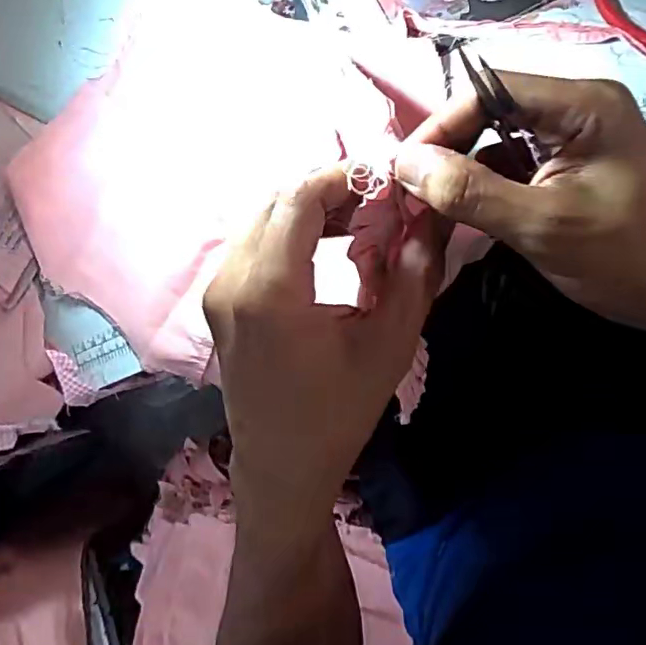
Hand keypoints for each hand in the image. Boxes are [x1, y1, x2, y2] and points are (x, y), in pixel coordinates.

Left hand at [205, 165, 447, 523]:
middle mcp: (231, 278)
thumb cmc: (339, 412)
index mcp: (269, 289)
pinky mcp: (219, 298)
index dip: (344, 176)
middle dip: (330, 188)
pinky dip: (293, 228)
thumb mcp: (390, 343)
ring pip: (264, 214)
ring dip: (312, 206)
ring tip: (360, 221)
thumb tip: (428, 214)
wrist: (281, 468)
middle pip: (278, 198)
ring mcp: (218, 288)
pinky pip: (255, 239)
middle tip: (379, 202)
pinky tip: (329, 246)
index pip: (299, 196)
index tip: (386, 182)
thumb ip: (414, 271)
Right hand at [395, 73, 645, 341]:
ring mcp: (582, 136)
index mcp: (582, 102)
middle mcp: (581, 106)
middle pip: (494, 110)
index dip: (442, 125)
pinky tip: (470, 212)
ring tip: (433, 205)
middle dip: (452, 148)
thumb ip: (469, 190)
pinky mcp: (580, 166)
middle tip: (414, 190)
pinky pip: (523, 163)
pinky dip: (493, 186)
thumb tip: (403, 161)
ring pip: (504, 139)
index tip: (405, 169)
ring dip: (469, 170)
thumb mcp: (541, 226)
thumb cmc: (629, 261)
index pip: (489, 89)